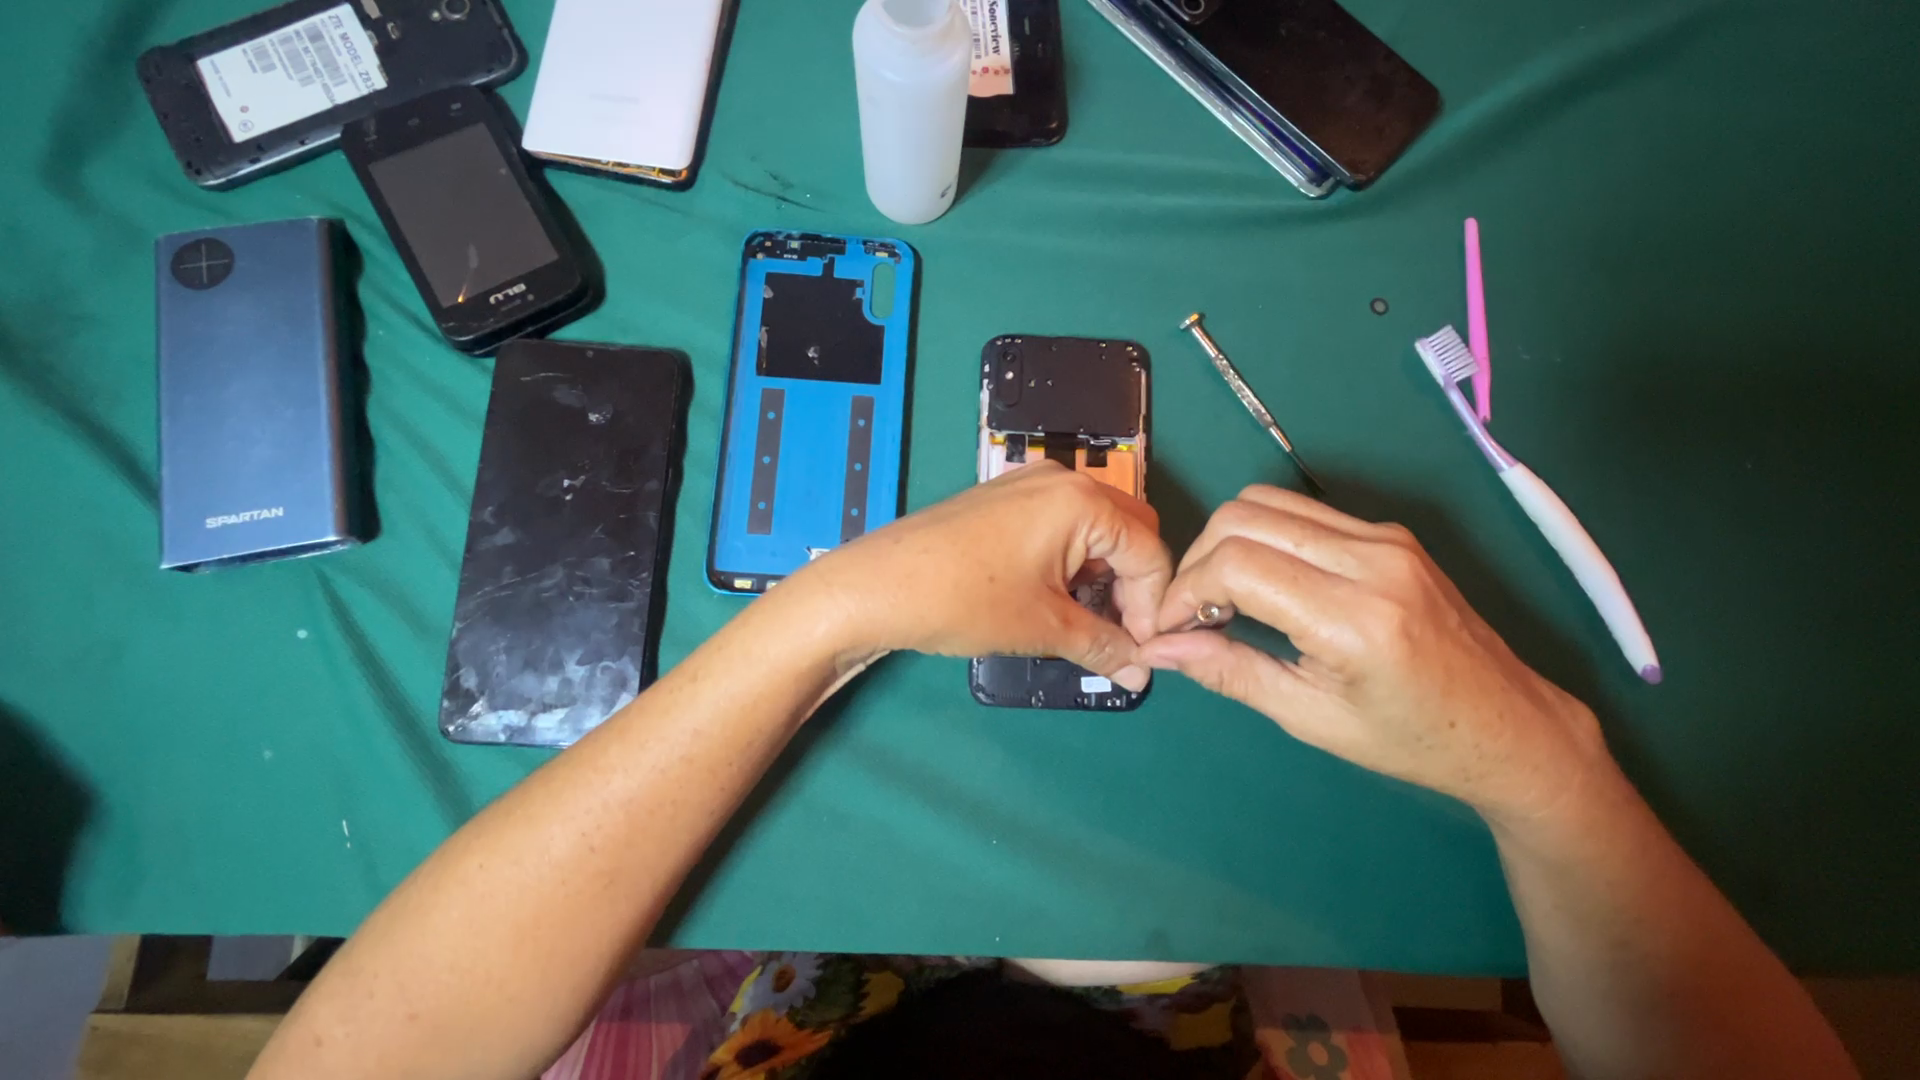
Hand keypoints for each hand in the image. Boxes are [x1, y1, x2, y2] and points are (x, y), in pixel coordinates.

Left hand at [789, 462, 1171, 689]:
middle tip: (1116, 633)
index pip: (1151, 551)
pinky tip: (1052, 597)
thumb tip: (1142, 671)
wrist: (876, 586)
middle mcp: (1062, 481)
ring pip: (1095, 529)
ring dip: (1103, 575)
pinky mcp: (1003, 500)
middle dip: (1133, 585)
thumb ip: (1103, 646)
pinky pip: (1061, 526)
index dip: (1153, 605)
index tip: (1140, 649)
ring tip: (1083, 622)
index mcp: (1082, 501)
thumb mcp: (1043, 627)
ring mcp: (1028, 485)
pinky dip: (1072, 561)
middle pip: (1128, 532)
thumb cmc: (965, 601)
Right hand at [1135, 485, 1606, 821]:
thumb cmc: (1408, 740)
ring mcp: (1383, 537)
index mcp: (1354, 619)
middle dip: (1197, 562)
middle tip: (1193, 614)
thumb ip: (1228, 672)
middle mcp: (1370, 560)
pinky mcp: (1388, 533)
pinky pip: (1299, 513)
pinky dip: (1260, 537)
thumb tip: (1157, 647)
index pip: (1236, 564)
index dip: (1186, 591)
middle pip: (1242, 518)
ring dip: (1225, 543)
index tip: (1171, 628)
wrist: (1510, 727)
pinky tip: (1263, 583)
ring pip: (1265, 502)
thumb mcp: (1309, 718)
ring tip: (1223, 597)